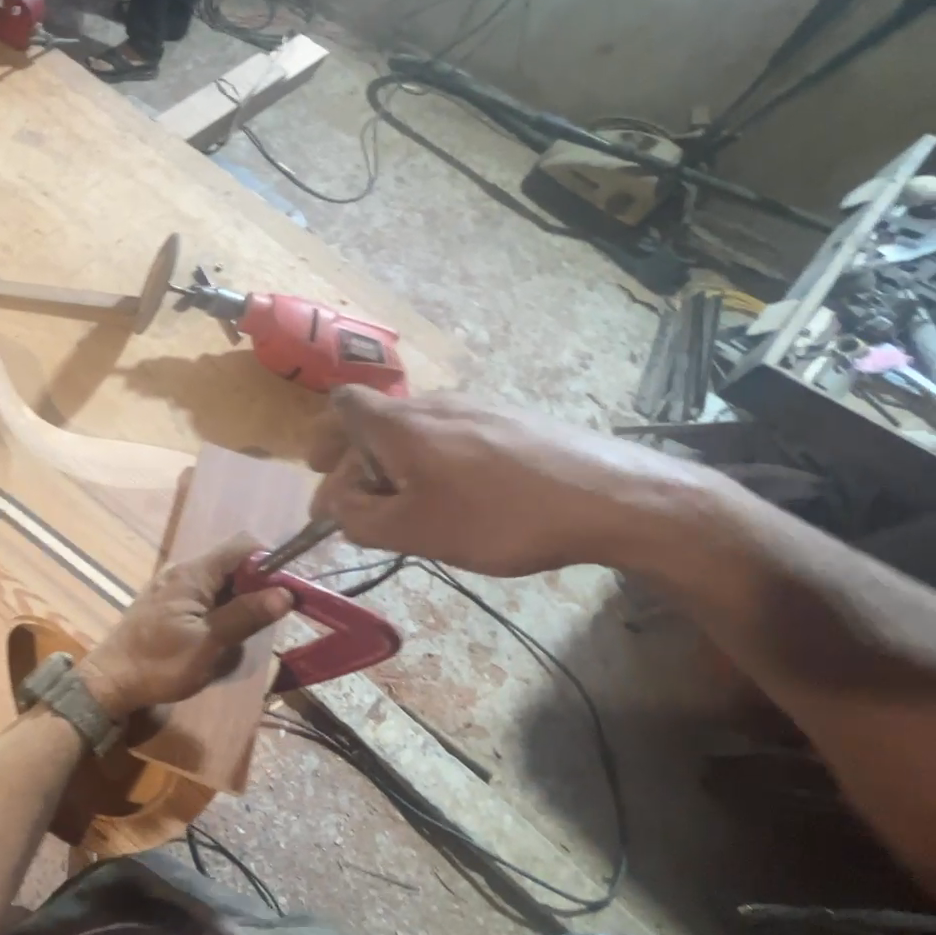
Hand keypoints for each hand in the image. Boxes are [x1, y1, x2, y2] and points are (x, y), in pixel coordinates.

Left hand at [75, 535, 293, 718]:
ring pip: (221, 584)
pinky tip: (226, 636)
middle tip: (273, 619)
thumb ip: (245, 616)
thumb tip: (286, 593)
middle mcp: (183, 572)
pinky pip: (205, 598)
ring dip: (240, 602)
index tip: (289, 591)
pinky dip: (222, 611)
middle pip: (233, 564)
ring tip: (250, 633)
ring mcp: (174, 588)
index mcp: (193, 574)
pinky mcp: (169, 605)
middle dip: (258, 586)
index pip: (242, 547)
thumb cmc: (160, 664)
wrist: (111, 681)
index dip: (271, 562)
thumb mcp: (209, 643)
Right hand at [307, 386, 721, 576]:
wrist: (616, 498)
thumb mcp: (413, 531)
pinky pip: (451, 435)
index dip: (322, 436)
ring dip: (395, 463)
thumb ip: (358, 519)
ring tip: (408, 507)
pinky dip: (433, 461)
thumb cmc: (499, 516)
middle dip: (354, 461)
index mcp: (398, 424)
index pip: (341, 405)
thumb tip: (335, 505)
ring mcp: (476, 408)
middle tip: (357, 505)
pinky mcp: (512, 421)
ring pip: (413, 430)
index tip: (319, 470)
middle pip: (373, 421)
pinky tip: (459, 498)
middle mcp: (431, 404)